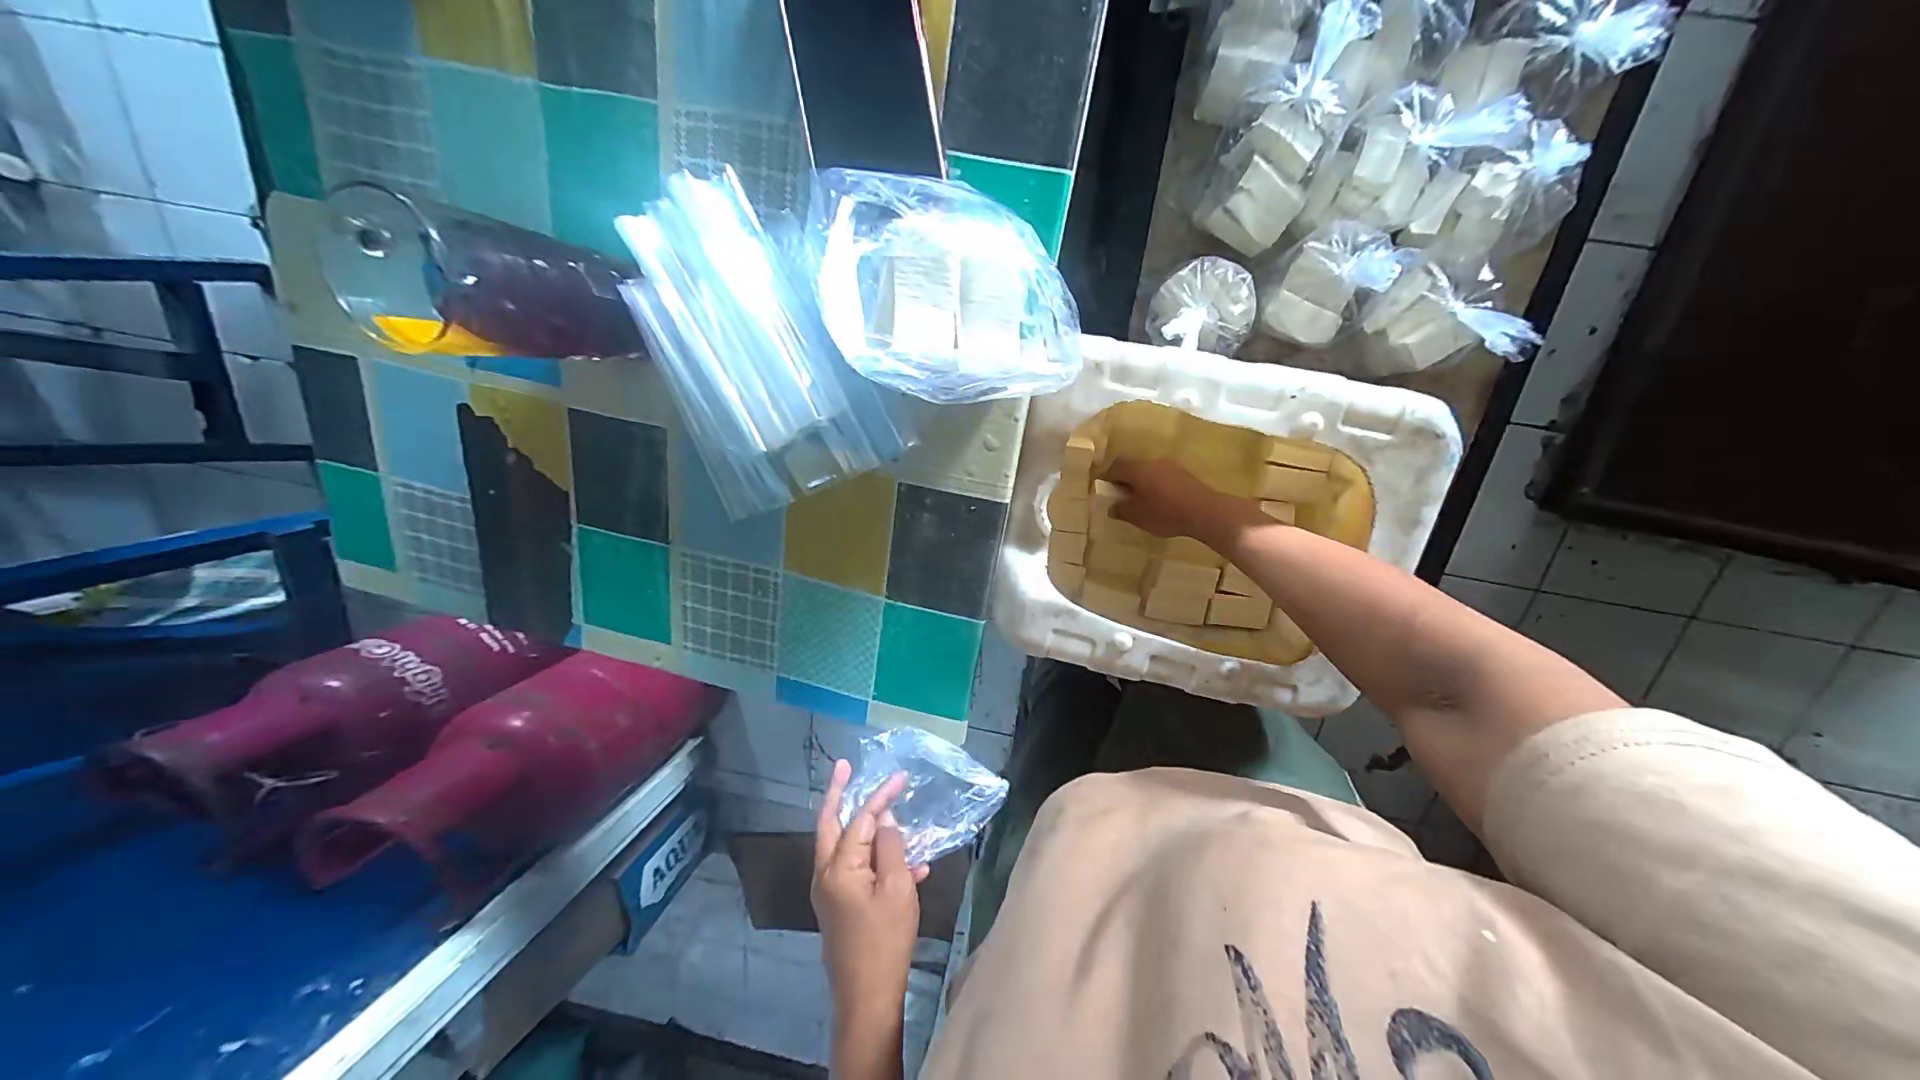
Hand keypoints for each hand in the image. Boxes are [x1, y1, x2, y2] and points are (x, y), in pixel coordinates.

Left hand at [813, 761, 927, 1028]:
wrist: (867, 996)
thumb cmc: (884, 940)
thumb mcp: (897, 889)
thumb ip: (891, 848)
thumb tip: (885, 818)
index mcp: (838, 867)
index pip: (860, 819)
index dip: (881, 796)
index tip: (900, 777)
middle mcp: (826, 873)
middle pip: (831, 824)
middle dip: (839, 794)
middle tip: (844, 767)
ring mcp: (830, 891)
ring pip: (842, 844)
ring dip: (859, 824)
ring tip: (877, 802)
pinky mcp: (840, 905)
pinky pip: (855, 869)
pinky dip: (874, 857)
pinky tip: (907, 860)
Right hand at [1105, 456, 1253, 546]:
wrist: (1205, 511)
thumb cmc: (1165, 514)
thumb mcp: (1138, 517)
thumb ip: (1121, 510)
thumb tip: (1112, 507)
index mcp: (1137, 470)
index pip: (1115, 467)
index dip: (1107, 478)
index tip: (1105, 491)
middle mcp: (1152, 462)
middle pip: (1132, 465)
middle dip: (1124, 478)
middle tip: (1122, 495)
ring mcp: (1170, 466)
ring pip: (1148, 470)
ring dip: (1141, 481)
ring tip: (1141, 499)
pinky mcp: (1184, 473)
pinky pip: (1162, 475)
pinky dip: (1155, 484)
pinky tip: (1160, 500)